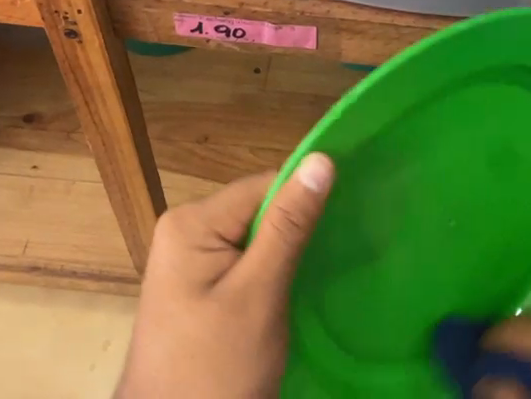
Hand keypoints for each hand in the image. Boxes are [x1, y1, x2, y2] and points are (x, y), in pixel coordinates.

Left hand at [116, 154, 334, 398]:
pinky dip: (269, 276)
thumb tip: (321, 157)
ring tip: (318, 275)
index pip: (264, 186)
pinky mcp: (197, 288)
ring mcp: (188, 261)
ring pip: (254, 237)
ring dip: (284, 255)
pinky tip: (291, 293)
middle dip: (295, 231)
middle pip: (258, 209)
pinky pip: (243, 262)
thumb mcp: (259, 296)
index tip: (346, 221)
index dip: (304, 201)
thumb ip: (289, 225)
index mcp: (191, 222)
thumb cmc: (215, 372)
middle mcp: (184, 230)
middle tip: (336, 256)